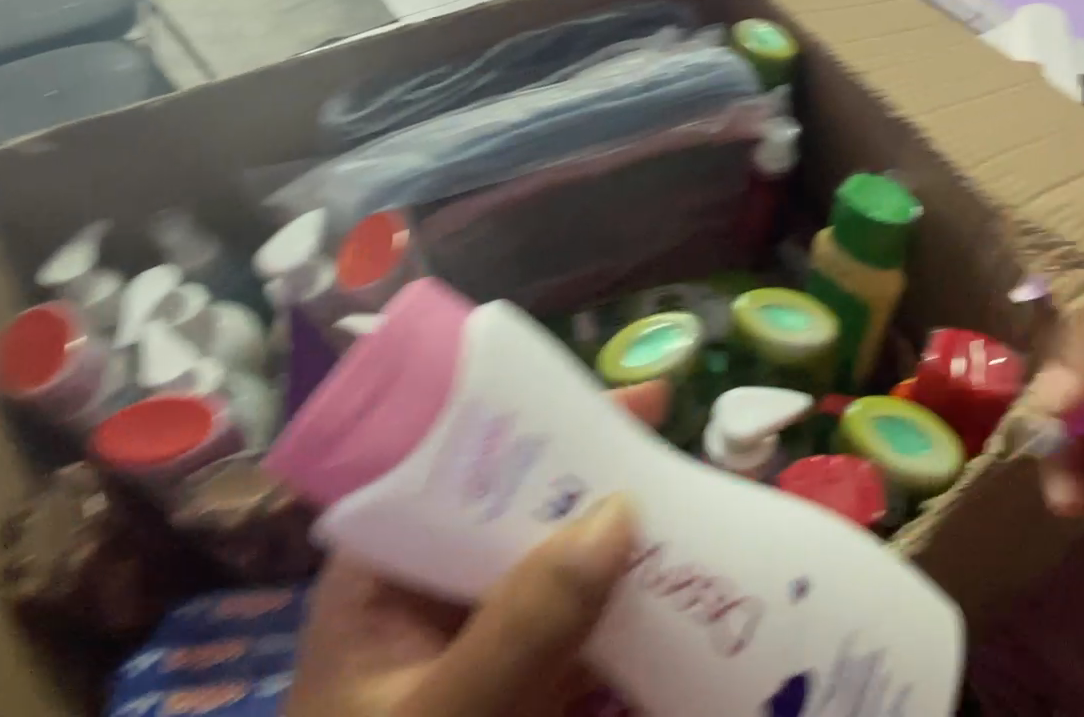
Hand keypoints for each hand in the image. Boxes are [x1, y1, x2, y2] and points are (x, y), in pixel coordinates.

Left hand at [286, 382, 666, 716]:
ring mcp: (488, 634)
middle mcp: (439, 586)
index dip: (537, 424)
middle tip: (671, 437)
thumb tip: (618, 512)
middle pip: (524, 504)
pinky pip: (587, 624)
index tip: (617, 403)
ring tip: (694, 497)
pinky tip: (684, 589)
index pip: (461, 464)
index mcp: (389, 569)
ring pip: (564, 560)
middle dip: (596, 472)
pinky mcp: (529, 680)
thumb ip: (522, 625)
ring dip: (625, 535)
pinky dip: (634, 606)